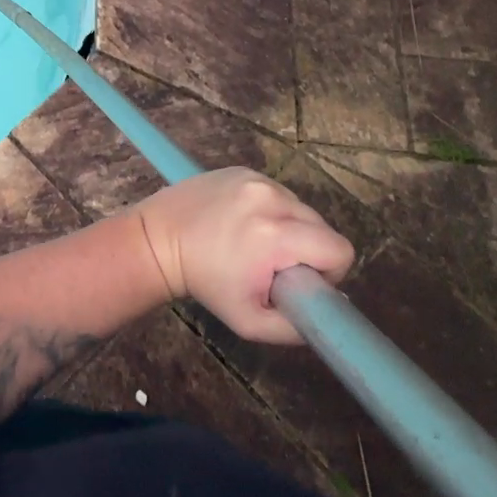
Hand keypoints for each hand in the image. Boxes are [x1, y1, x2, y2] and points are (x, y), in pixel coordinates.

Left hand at [130, 167, 354, 345]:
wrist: (157, 240)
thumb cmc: (204, 282)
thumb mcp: (251, 321)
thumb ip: (299, 326)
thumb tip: (332, 305)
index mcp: (275, 235)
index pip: (339, 249)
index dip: (329, 271)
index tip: (300, 280)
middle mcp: (269, 199)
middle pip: (322, 227)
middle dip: (308, 250)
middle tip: (273, 265)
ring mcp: (254, 179)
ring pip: (300, 208)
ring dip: (289, 228)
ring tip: (254, 242)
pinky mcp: (241, 170)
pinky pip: (277, 193)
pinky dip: (270, 210)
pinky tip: (242, 223)